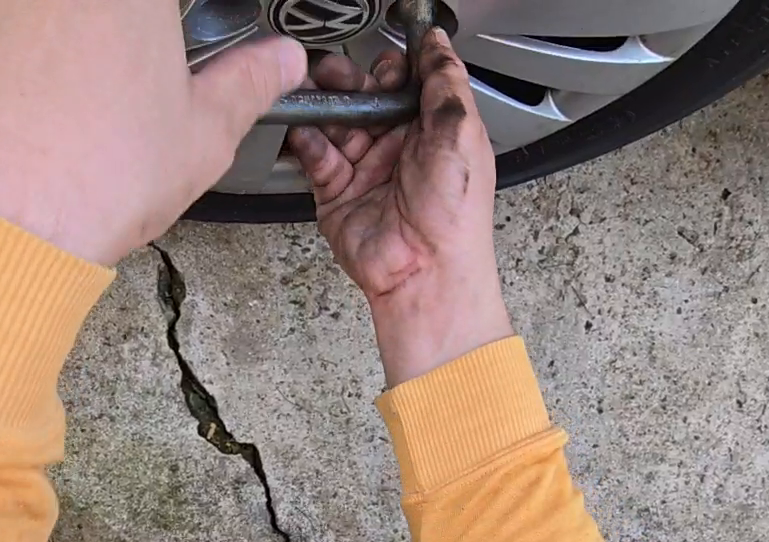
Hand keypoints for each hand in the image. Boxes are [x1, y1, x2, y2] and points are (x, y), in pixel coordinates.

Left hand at [0, 0, 305, 265]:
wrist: (9, 223)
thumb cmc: (102, 179)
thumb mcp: (202, 136)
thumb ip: (247, 85)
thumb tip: (281, 64)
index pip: (161, 5)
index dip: (165, 28)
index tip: (165, 44)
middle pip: (101, 7)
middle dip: (114, 29)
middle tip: (124, 65)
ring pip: (40, 8)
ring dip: (53, 28)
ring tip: (69, 81)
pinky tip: (16, 73)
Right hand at [288, 32, 511, 386]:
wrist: (426, 271)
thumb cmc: (454, 215)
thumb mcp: (461, 131)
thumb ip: (445, 81)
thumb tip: (436, 43)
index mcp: (430, 131)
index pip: (402, 83)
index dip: (391, 67)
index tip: (385, 62)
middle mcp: (396, 150)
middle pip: (363, 99)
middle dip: (348, 81)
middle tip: (338, 73)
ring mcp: (364, 172)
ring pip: (334, 124)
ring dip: (323, 104)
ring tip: (314, 91)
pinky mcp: (337, 196)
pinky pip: (316, 158)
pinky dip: (308, 141)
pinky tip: (307, 130)